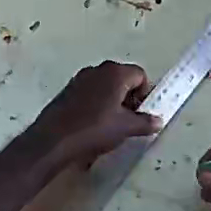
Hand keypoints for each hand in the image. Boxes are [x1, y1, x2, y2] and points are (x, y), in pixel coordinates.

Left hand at [15, 62, 160, 169]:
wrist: (54, 140)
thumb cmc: (94, 129)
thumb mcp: (125, 128)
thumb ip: (145, 122)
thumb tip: (157, 121)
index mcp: (114, 73)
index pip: (140, 75)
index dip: (145, 93)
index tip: (143, 112)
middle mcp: (96, 70)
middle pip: (122, 78)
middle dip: (129, 97)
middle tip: (130, 118)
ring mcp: (79, 79)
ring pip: (104, 86)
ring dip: (112, 101)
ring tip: (111, 124)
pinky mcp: (66, 92)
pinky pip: (89, 93)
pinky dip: (96, 104)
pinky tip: (93, 124)